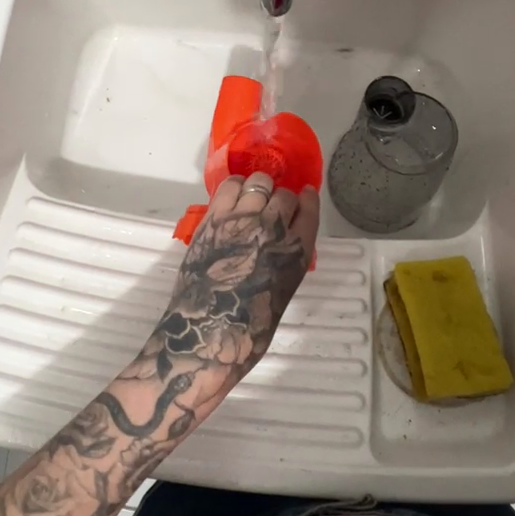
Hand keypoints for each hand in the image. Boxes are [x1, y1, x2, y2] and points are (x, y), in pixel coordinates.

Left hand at [132, 173, 319, 404]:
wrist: (205, 331)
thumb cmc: (247, 326)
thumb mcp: (283, 292)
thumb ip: (286, 260)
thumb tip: (278, 241)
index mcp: (296, 254)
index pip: (309, 212)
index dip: (307, 200)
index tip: (305, 194)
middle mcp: (273, 230)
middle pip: (285, 196)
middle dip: (281, 199)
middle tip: (272, 207)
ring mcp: (242, 220)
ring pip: (259, 184)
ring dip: (259, 189)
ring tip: (252, 198)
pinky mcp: (214, 218)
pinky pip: (230, 185)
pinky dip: (236, 186)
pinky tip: (234, 195)